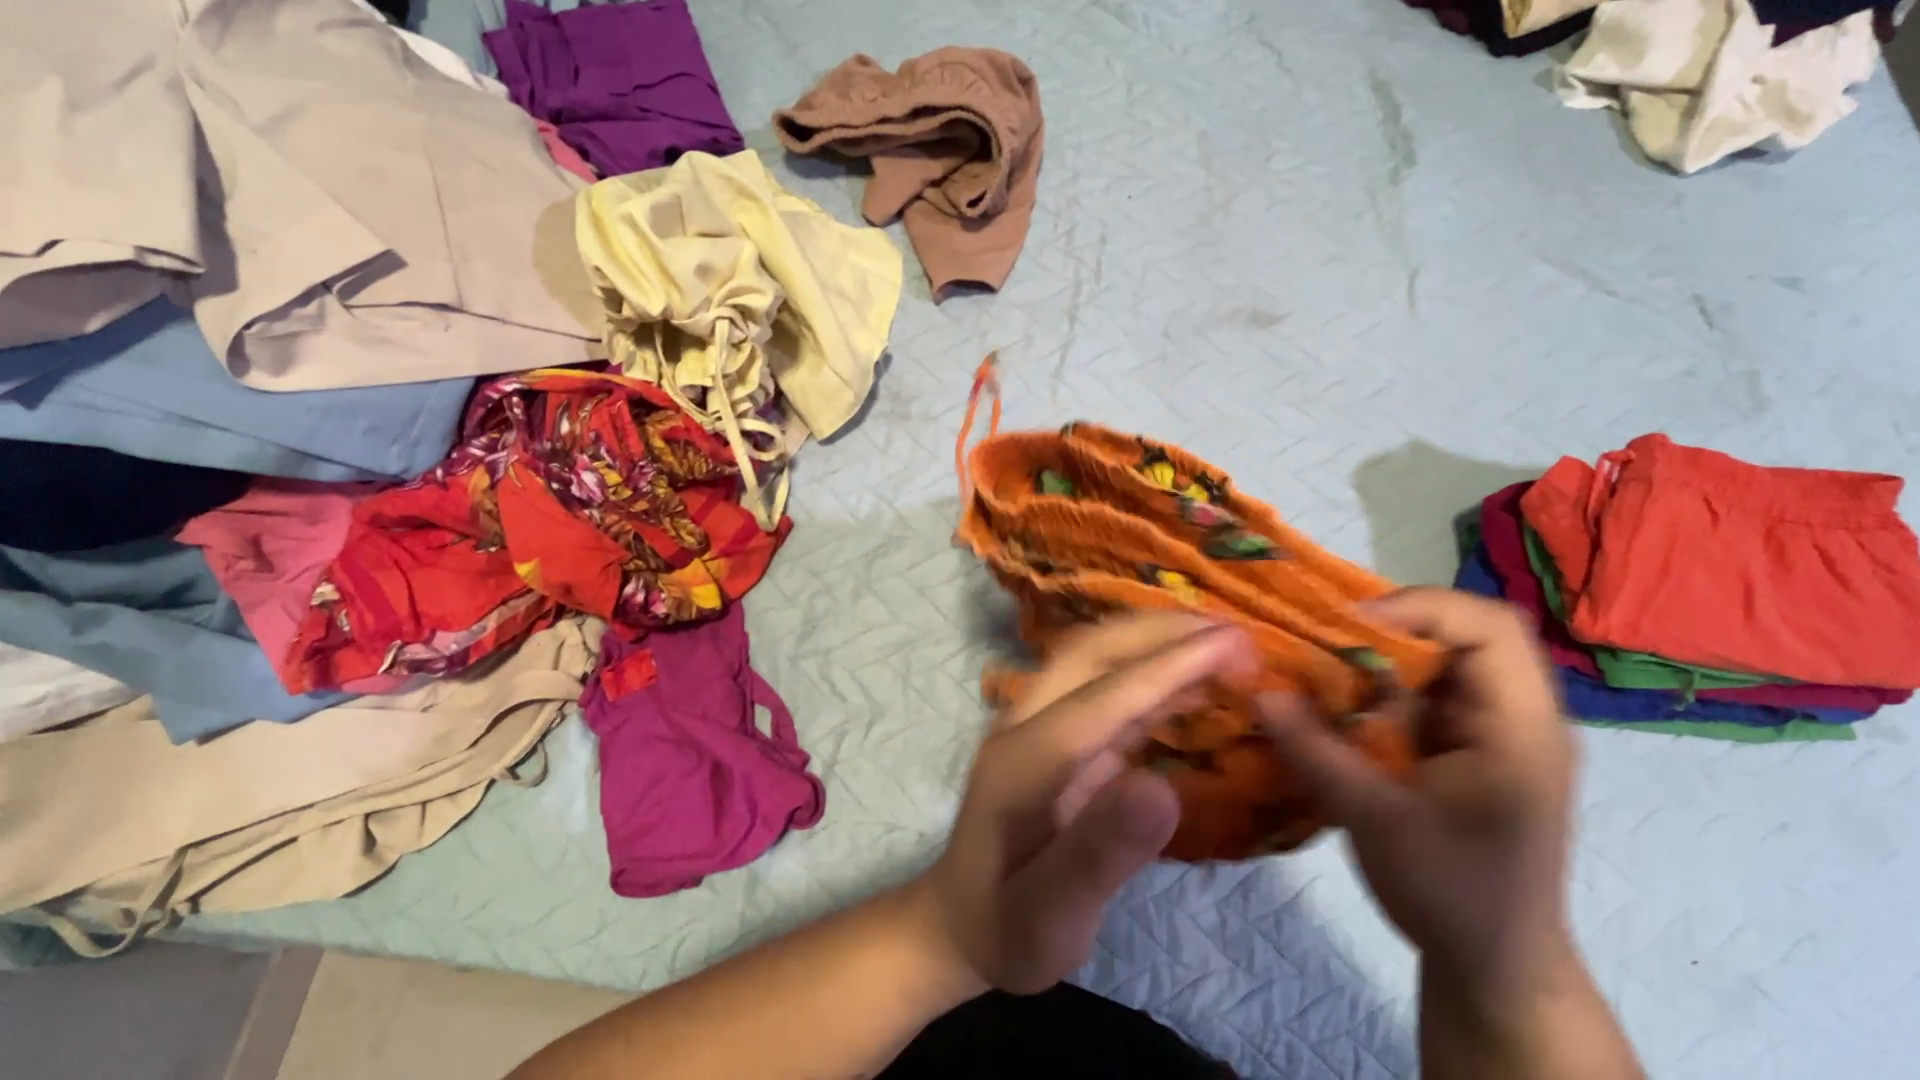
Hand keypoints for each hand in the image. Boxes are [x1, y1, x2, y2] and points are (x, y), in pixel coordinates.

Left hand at [917, 613, 1258, 993]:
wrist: (960, 925)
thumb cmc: (1009, 929)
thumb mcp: (1051, 915)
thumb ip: (1099, 854)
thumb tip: (1163, 788)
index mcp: (1025, 762)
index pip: (1104, 696)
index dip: (1169, 666)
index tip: (1235, 641)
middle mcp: (1027, 727)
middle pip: (1091, 653)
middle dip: (1164, 633)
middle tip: (1240, 636)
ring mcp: (1039, 729)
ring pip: (1097, 661)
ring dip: (1158, 645)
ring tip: (1229, 648)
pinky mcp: (1057, 741)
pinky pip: (1106, 691)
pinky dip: (1153, 677)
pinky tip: (1196, 689)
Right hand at [1259, 587, 1577, 1003]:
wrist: (1496, 967)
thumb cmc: (1451, 893)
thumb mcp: (1375, 820)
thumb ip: (1317, 751)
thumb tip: (1260, 691)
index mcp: (1520, 726)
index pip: (1487, 626)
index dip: (1417, 608)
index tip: (1346, 627)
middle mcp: (1519, 717)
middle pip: (1463, 636)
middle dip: (1388, 632)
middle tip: (1323, 644)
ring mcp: (1497, 735)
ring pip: (1441, 666)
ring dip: (1381, 664)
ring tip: (1324, 675)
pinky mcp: (1473, 753)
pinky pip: (1429, 700)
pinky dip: (1384, 694)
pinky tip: (1343, 713)